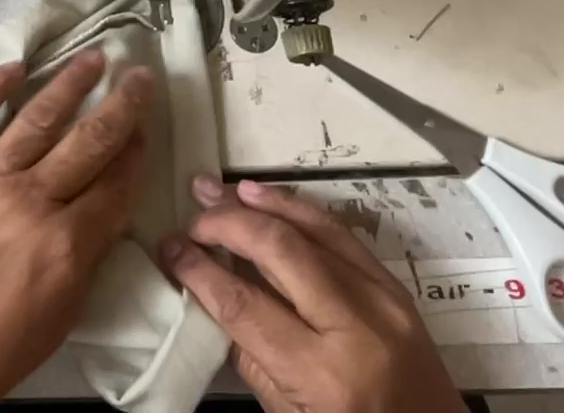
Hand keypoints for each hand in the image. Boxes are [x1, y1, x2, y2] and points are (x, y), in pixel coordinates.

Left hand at [0, 49, 152, 412]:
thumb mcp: (60, 318)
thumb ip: (86, 259)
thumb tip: (103, 213)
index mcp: (65, 244)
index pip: (116, 184)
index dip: (137, 152)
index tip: (148, 125)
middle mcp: (30, 200)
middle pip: (88, 141)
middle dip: (121, 105)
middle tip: (139, 74)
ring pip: (37, 118)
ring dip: (70, 83)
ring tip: (94, 58)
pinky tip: (15, 68)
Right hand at [161, 178, 462, 412]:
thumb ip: (249, 352)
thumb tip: (208, 291)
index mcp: (324, 375)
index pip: (243, 304)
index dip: (198, 270)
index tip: (168, 247)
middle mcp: (356, 327)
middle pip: (277, 249)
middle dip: (226, 224)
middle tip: (193, 218)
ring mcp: (382, 300)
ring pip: (310, 228)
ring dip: (259, 202)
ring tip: (217, 188)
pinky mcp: (395, 286)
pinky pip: (339, 233)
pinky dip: (297, 209)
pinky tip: (265, 195)